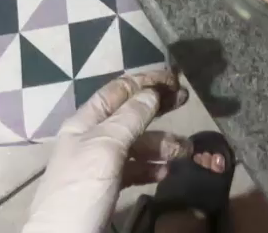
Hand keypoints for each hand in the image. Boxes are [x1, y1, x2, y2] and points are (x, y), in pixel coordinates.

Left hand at [23, 68, 181, 232]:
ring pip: (135, 144)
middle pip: (129, 114)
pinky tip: (167, 171)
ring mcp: (100, 164)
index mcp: (86, 120)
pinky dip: (151, 168)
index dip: (145, 81)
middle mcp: (92, 137)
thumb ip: (130, 118)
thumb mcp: (106, 147)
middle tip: (185, 100)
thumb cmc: (81, 189)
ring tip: (186, 150)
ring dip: (161, 143)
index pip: (119, 90)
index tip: (173, 78)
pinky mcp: (107, 188)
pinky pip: (133, 170)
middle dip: (156, 107)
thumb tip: (151, 92)